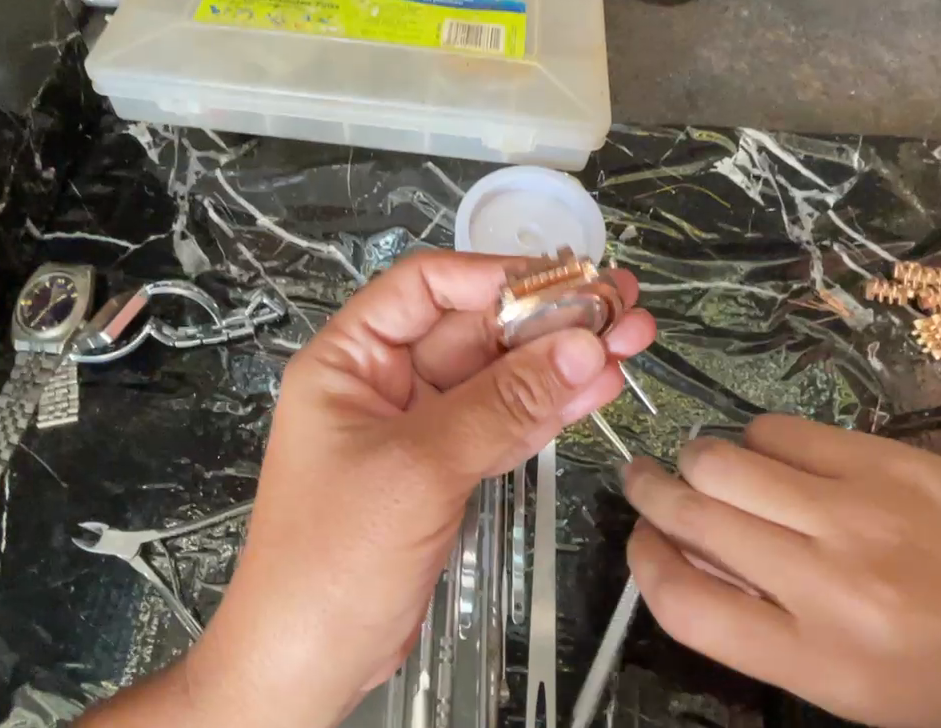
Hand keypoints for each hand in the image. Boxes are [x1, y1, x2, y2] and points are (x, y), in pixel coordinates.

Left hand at [82, 250, 654, 727]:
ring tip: (631, 339)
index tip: (565, 279)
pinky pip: (504, 423)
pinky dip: (550, 408)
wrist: (309, 665)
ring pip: (499, 377)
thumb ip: (503, 405)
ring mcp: (420, 425)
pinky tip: (599, 388)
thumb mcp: (419, 469)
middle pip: (474, 329)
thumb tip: (584, 347)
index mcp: (351, 357)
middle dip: (547, 318)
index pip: (425, 286)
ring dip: (561, 360)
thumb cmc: (336, 556)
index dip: (495, 276)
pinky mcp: (447, 467)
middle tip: (621, 305)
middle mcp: (385, 379)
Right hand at [624, 415, 940, 727]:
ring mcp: (862, 509)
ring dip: (699, 461)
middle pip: (688, 510)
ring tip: (712, 469)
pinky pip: (779, 429)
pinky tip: (780, 459)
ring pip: (720, 455)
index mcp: (821, 662)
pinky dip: (759, 442)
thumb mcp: (859, 690)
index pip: (680, 600)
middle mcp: (830, 581)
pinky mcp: (893, 458)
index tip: (642, 541)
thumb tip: (689, 546)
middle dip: (649, 492)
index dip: (641, 562)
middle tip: (645, 482)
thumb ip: (764, 622)